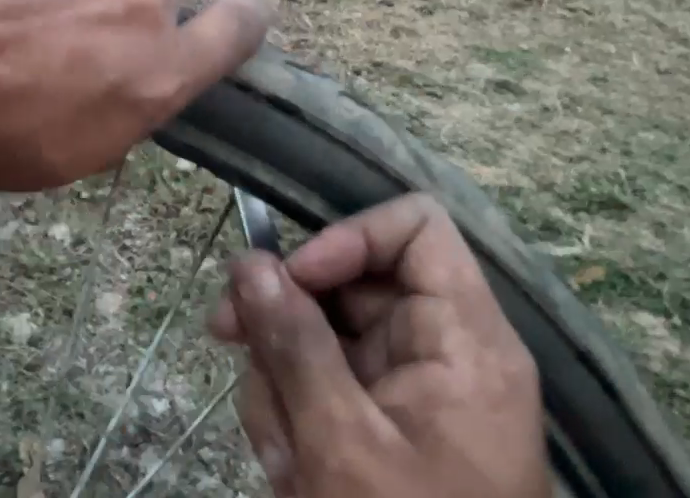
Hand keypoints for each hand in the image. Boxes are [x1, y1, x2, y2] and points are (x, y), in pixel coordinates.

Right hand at [208, 195, 549, 497]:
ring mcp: (407, 383)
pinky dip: (292, 412)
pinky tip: (289, 463)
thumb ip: (294, 345)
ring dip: (280, 378)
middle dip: (285, 313)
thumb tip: (249, 263)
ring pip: (322, 330)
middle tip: (225, 337)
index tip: (294, 277)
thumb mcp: (343, 445)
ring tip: (281, 450)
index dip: (349, 235)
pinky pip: (320, 378)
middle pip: (350, 278)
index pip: (416, 226)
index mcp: (464, 337)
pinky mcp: (381, 415)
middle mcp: (439, 345)